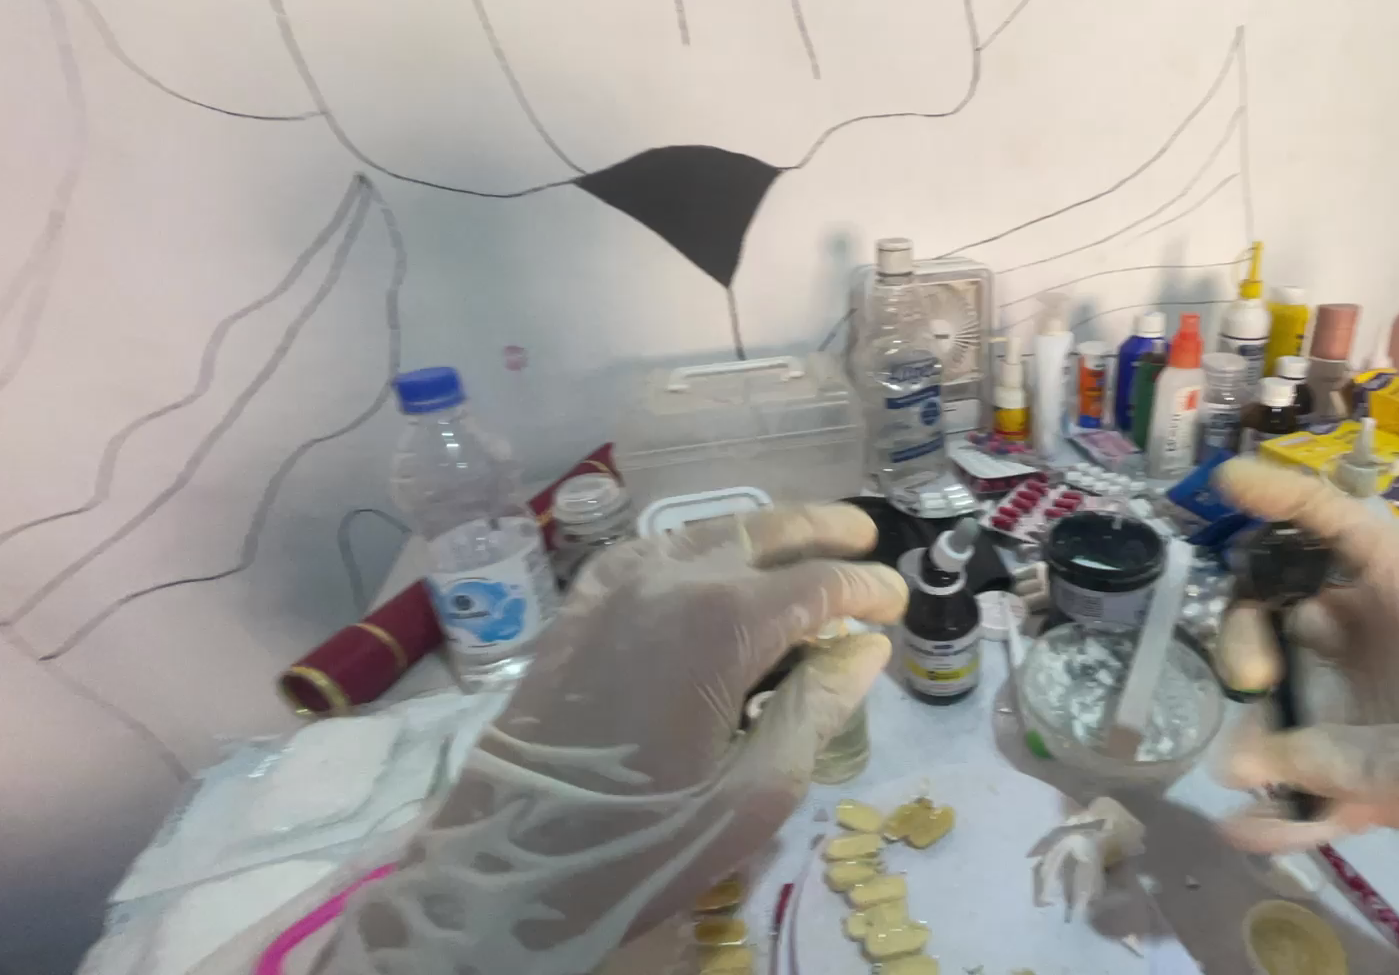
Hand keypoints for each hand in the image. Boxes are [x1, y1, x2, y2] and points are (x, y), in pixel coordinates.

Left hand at [326, 504, 906, 974]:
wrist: (501, 871)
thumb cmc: (642, 842)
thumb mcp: (757, 793)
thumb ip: (820, 704)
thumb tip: (866, 646)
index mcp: (722, 625)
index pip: (819, 584)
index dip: (868, 588)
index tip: (896, 604)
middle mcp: (673, 581)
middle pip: (768, 529)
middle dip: (827, 528)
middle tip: (867, 539)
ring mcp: (620, 583)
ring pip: (713, 528)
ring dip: (769, 531)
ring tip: (807, 543)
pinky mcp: (585, 601)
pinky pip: (658, 547)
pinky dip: (704, 544)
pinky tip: (718, 562)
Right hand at [1209, 459, 1398, 972]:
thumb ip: (1387, 756)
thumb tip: (1267, 758)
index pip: (1352, 538)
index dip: (1292, 501)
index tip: (1227, 483)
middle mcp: (1392, 660)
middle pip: (1291, 616)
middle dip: (1252, 635)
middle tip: (1249, 680)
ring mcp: (1380, 726)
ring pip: (1288, 702)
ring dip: (1257, 732)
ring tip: (1245, 780)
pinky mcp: (1378, 790)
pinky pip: (1310, 786)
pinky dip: (1279, 805)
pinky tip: (1246, 830)